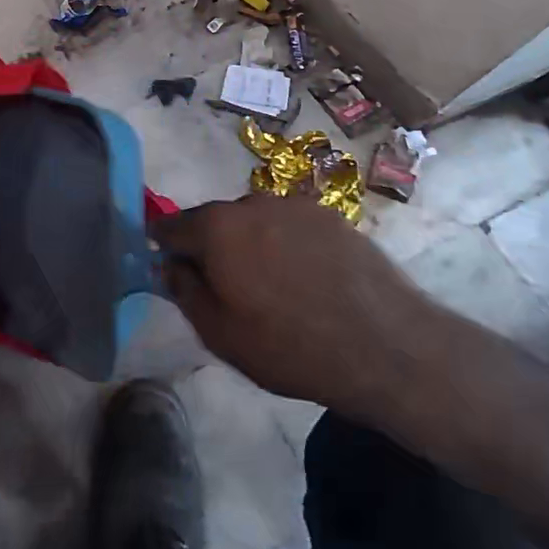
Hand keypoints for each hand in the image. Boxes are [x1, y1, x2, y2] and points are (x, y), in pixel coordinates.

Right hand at [154, 193, 439, 414]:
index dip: (166, 245)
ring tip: (275, 287)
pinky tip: (307, 280)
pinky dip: (287, 244)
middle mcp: (252, 203)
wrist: (383, 344)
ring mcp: (295, 205)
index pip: (173, 225)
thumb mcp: (219, 334)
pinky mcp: (330, 215)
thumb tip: (172, 264)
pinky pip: (291, 226)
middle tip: (228, 287)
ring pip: (256, 221)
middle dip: (213, 247)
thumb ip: (184, 291)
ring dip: (253, 244)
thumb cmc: (289, 345)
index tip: (170, 266)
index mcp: (218, 228)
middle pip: (217, 221)